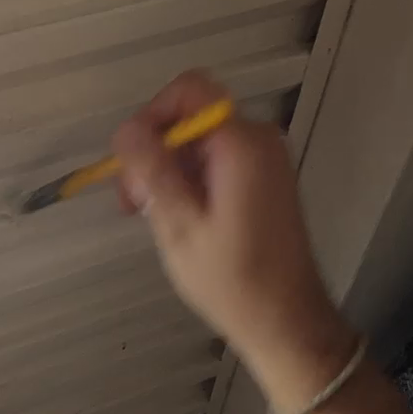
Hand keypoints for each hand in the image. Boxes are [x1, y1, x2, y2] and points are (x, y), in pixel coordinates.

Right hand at [113, 71, 356, 409]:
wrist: (287, 323)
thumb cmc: (233, 280)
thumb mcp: (179, 225)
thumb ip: (152, 169)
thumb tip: (125, 128)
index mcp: (242, 145)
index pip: (189, 90)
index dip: (152, 114)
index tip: (133, 159)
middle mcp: (258, 140)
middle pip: (189, 116)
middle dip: (152, 150)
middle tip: (133, 200)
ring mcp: (263, 159)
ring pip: (195, 139)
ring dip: (164, 168)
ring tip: (147, 213)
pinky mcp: (260, 178)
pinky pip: (212, 159)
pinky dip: (186, 178)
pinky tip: (173, 216)